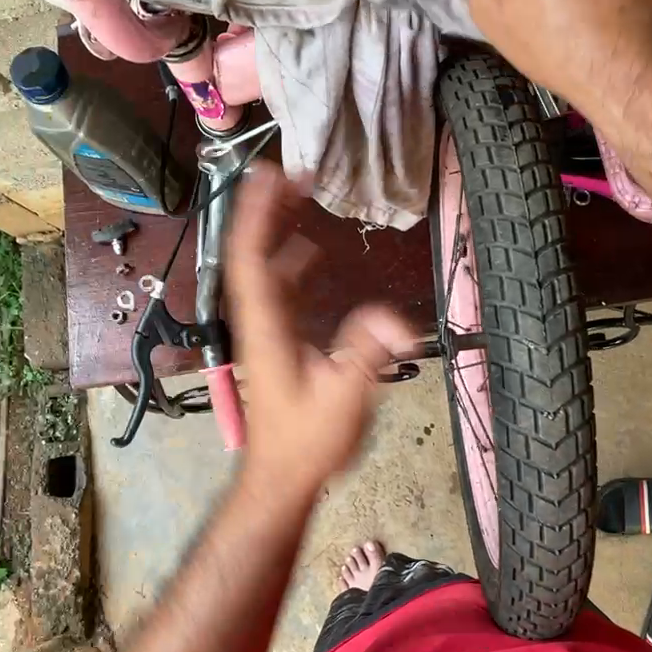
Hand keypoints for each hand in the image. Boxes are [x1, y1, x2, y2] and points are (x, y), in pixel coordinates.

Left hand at [227, 163, 418, 501]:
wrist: (282, 477)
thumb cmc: (307, 443)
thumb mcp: (343, 401)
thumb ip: (367, 357)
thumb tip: (398, 322)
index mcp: (267, 327)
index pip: (252, 260)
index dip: (257, 216)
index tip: (268, 178)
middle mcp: (260, 321)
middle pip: (254, 255)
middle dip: (266, 212)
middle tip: (286, 174)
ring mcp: (267, 331)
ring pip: (265, 270)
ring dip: (276, 233)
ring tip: (296, 199)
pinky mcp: (278, 342)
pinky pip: (279, 289)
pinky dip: (290, 262)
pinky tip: (310, 253)